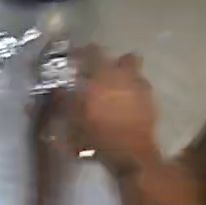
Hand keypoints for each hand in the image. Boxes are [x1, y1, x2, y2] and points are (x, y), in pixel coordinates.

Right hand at [68, 48, 160, 165]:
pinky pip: (141, 89)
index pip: (93, 53)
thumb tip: (55, 90)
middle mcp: (125, 77)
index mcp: (103, 77)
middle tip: (101, 71)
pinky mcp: (151, 103)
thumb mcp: (72, 119)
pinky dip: (132, 91)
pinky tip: (124, 104)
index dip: (83, 51)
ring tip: (113, 88)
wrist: (130, 153)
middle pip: (126, 58)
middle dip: (114, 61)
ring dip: (125, 76)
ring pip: (136, 72)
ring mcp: (141, 89)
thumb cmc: (96, 134)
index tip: (75, 56)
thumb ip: (63, 101)